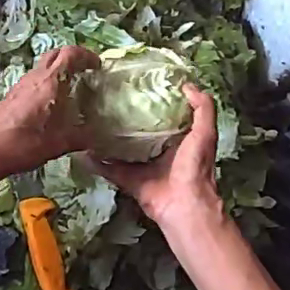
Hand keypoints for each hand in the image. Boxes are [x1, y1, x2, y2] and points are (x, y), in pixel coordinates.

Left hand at [0, 45, 98, 181]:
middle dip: (72, 58)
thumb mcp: (60, 143)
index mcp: (50, 82)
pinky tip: (51, 103)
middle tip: (85, 71)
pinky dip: (47, 82)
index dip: (86, 55)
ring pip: (43, 66)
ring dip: (58, 70)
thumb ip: (82, 137)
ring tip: (71, 88)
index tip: (97, 66)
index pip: (70, 54)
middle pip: (55, 54)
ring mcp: (21, 85)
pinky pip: (34, 79)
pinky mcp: (12, 95)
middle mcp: (35, 77)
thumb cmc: (26, 143)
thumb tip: (98, 138)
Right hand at [89, 84, 220, 228]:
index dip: (156, 101)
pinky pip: (111, 170)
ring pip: (123, 150)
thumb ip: (202, 108)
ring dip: (109, 140)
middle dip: (128, 118)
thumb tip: (187, 85)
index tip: (140, 85)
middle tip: (109, 100)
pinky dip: (98, 163)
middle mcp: (161, 152)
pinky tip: (84, 151)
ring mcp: (144, 167)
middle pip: (141, 131)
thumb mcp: (205, 132)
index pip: (167, 115)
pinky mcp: (130, 181)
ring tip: (92, 121)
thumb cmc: (195, 166)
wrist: (184, 204)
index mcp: (180, 139)